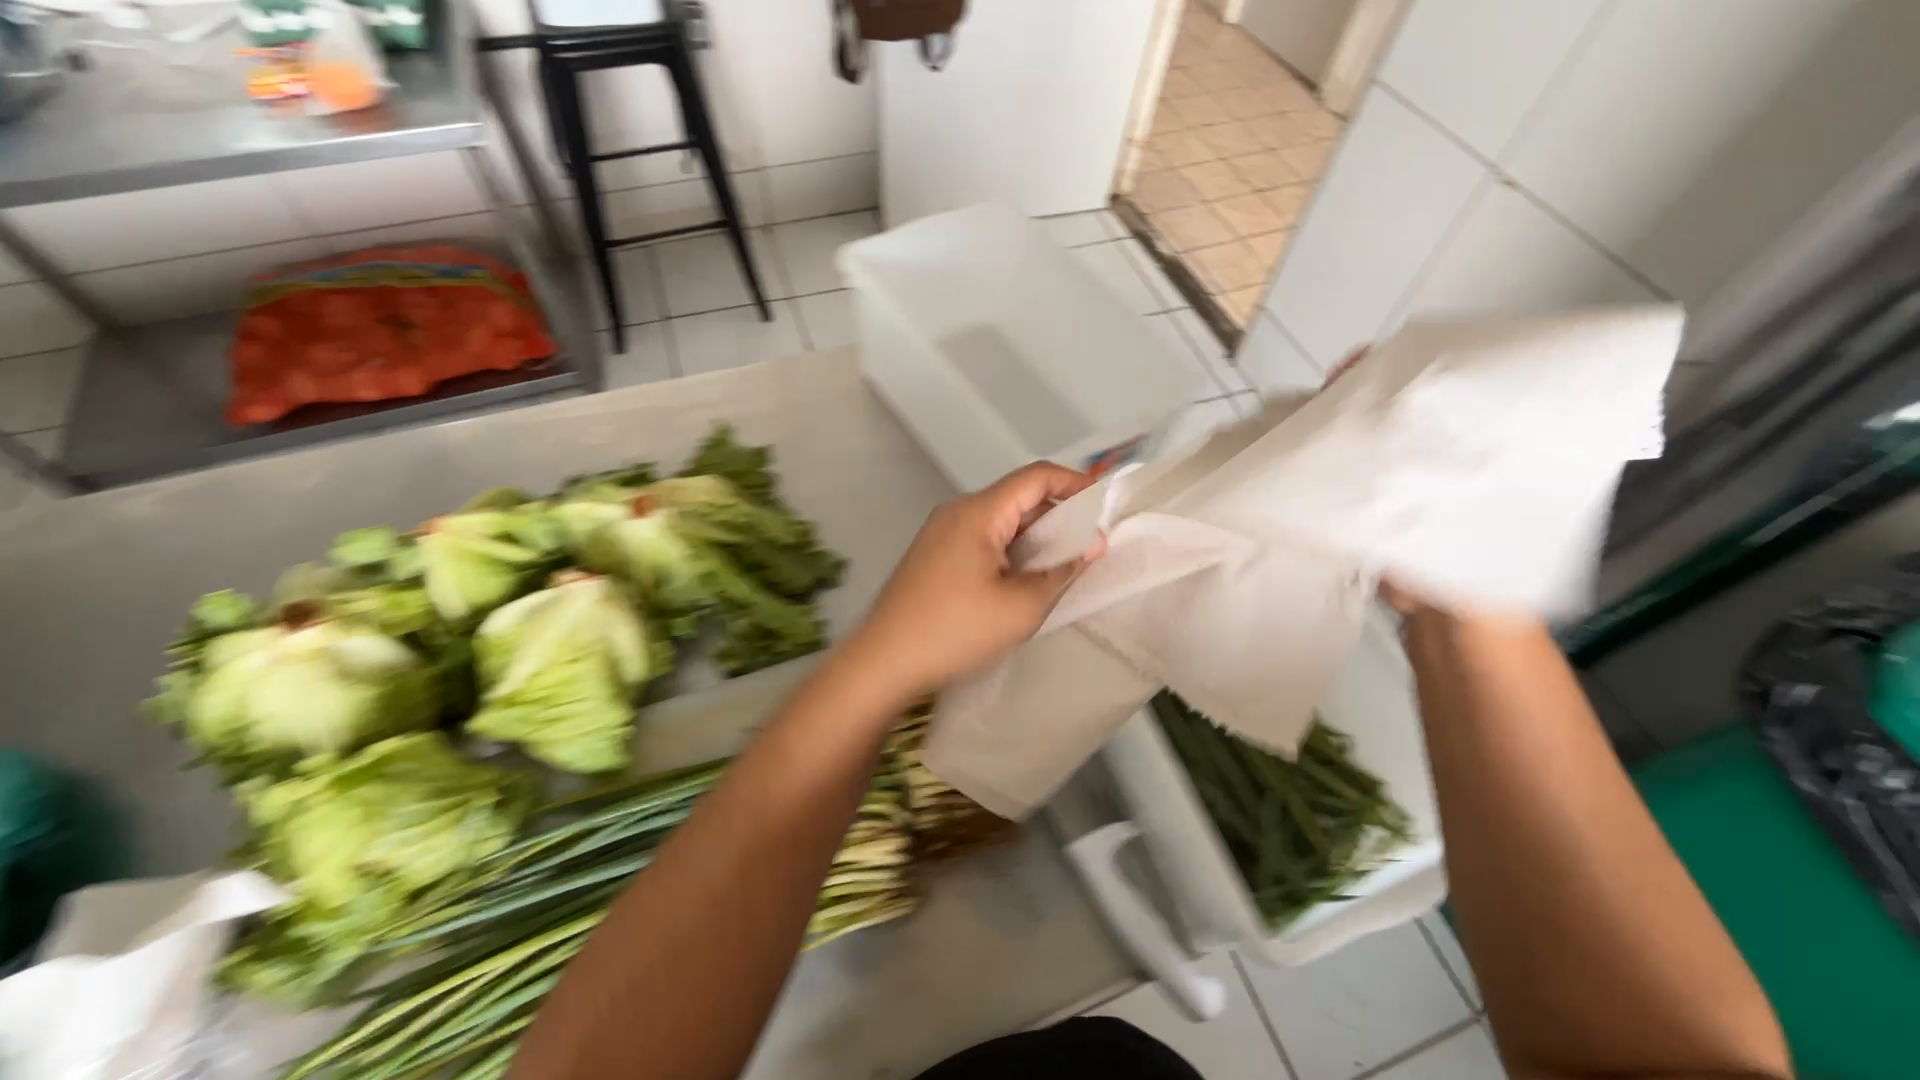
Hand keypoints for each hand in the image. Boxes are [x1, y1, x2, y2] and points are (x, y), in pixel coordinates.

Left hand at [845, 463, 1107, 695]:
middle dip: (1059, 517)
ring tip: (1063, 569)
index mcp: (978, 512)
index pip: (1036, 477)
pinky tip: (1024, 583)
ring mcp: (940, 534)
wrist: (883, 662)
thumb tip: (1092, 545)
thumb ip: (1062, 571)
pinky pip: (982, 540)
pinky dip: (1010, 552)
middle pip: (1018, 498)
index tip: (1106, 506)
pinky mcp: (933, 557)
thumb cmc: (955, 630)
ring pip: (1000, 522)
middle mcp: (957, 512)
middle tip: (1091, 546)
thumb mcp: (1021, 606)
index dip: (1076, 483)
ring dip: (1035, 539)